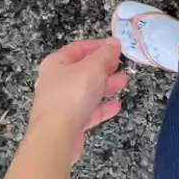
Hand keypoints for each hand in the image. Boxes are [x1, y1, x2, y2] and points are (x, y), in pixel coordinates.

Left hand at [25, 38, 127, 162]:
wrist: (55, 137)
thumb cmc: (72, 94)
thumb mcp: (94, 67)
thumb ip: (106, 53)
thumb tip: (114, 41)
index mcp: (56, 64)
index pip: (78, 48)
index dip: (97, 45)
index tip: (115, 47)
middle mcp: (55, 82)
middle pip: (82, 70)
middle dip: (103, 67)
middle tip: (119, 64)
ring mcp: (60, 104)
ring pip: (86, 91)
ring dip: (105, 86)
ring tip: (123, 82)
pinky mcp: (67, 124)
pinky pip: (87, 111)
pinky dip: (101, 107)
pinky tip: (116, 106)